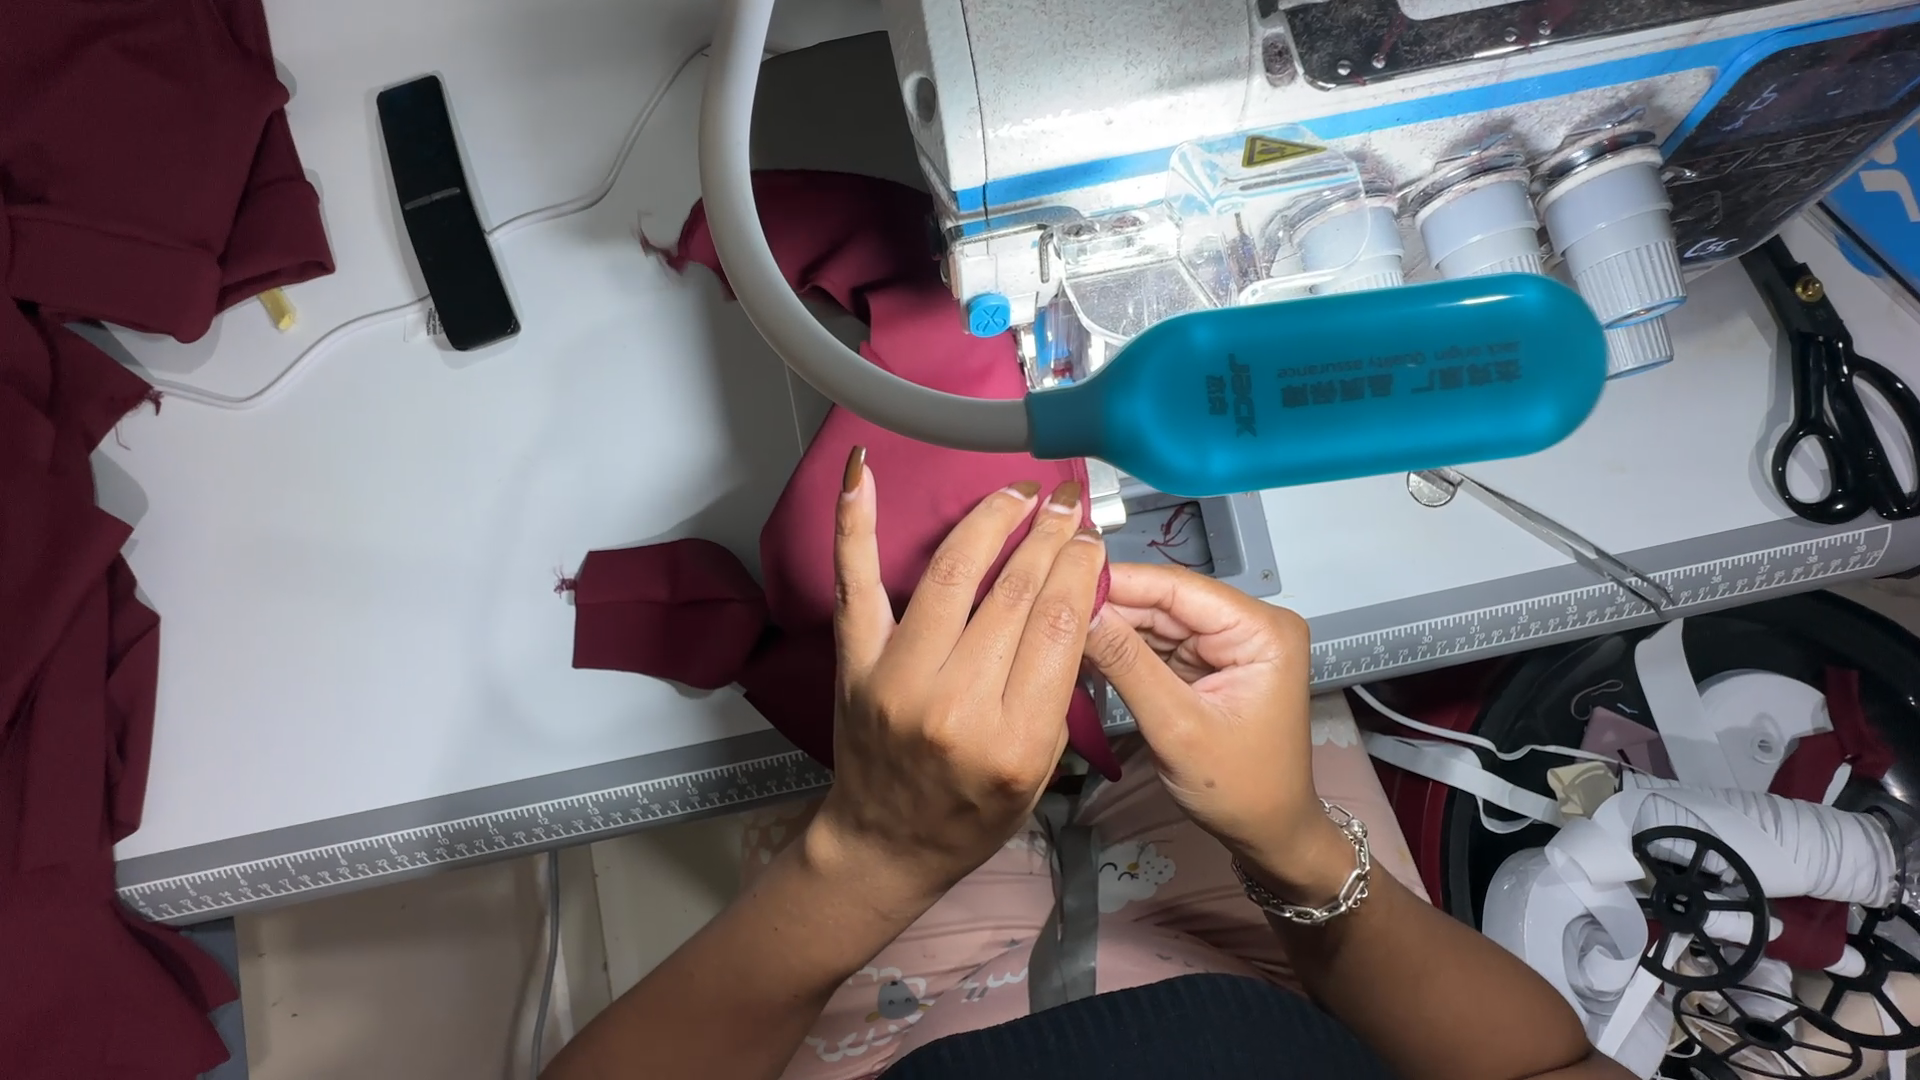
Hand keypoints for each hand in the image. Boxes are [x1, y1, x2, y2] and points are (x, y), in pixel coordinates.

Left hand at [808, 447, 1106, 909]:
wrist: (886, 842)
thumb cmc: (971, 813)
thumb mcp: (1042, 768)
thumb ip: (1058, 687)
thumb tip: (1070, 597)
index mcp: (1014, 738)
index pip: (1059, 624)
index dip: (1078, 566)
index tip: (1087, 538)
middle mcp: (955, 703)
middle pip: (1014, 592)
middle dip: (1046, 535)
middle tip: (1062, 502)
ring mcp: (897, 677)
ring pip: (952, 573)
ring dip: (990, 520)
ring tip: (1015, 494)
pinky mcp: (855, 663)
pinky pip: (854, 582)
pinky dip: (855, 523)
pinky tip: (861, 472)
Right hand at [1082, 564, 1349, 900]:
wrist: (1268, 835)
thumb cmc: (1237, 787)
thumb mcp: (1176, 726)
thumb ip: (1126, 663)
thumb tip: (1078, 610)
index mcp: (1260, 629)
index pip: (1177, 588)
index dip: (1118, 581)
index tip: (1059, 578)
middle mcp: (1246, 623)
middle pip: (1163, 601)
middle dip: (1109, 607)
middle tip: (1047, 608)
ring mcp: (1225, 641)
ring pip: (1154, 619)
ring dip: (1109, 627)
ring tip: (1056, 627)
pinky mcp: (1205, 660)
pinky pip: (1155, 642)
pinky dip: (1120, 649)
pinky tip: (1083, 648)